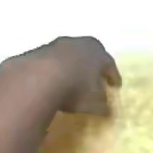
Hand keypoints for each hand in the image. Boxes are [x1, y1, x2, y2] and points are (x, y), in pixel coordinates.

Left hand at [3, 36, 119, 114]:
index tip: (115, 86)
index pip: (110, 64)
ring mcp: (56, 45)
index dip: (113, 76)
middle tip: (95, 79)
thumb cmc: (76, 89)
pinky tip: (53, 83)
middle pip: (89, 55)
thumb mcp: (95, 103)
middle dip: (93, 67)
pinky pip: (51, 63)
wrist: (38, 79)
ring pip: (69, 56)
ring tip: (72, 82)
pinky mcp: (37, 52)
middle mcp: (79, 43)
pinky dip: (55, 71)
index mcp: (98, 52)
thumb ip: (103, 106)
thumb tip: (106, 109)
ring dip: (72, 68)